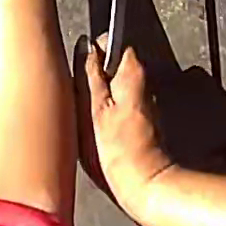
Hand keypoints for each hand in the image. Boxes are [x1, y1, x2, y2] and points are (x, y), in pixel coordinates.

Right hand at [77, 37, 174, 218]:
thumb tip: (84, 46)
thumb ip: (89, 73)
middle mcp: (143, 80)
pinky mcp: (141, 118)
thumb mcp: (92, 107)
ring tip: (88, 116)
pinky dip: (108, 110)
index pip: (112, 43)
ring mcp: (143, 99)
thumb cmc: (118, 150)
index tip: (80, 68)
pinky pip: (119, 103)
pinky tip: (99, 129)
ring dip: (100, 94)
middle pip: (112, 64)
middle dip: (95, 74)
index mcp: (132, 71)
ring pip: (114, 85)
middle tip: (80, 96)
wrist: (144, 183)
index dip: (93, 52)